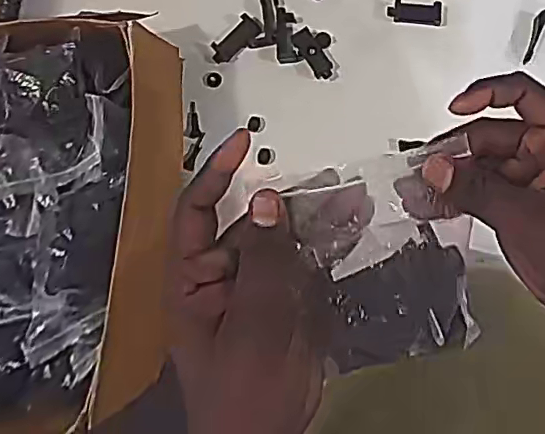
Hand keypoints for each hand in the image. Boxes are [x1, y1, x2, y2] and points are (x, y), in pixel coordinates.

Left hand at [165, 129, 326, 433]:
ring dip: (316, 213)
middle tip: (319, 177)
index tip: (240, 143)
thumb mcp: (250, 323)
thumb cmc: (238, 400)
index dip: (215, 172)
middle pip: (252, 217)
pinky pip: (307, 254)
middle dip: (287, 196)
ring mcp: (258, 283)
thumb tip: (264, 202)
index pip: (196, 210)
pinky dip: (329, 237)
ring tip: (346, 196)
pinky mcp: (287, 295)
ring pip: (285, 232)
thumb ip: (262, 258)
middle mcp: (225, 274)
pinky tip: (350, 222)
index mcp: (194, 280)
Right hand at [419, 72, 544, 332]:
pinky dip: (463, 191)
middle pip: (493, 130)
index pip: (522, 93)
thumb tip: (438, 168)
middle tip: (428, 165)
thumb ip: (476, 189)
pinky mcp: (524, 196)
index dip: (486, 93)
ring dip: (454, 174)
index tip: (457, 107)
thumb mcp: (525, 218)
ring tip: (425, 188)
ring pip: (484, 159)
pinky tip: (439, 201)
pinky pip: (486, 183)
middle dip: (458, 148)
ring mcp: (536, 172)